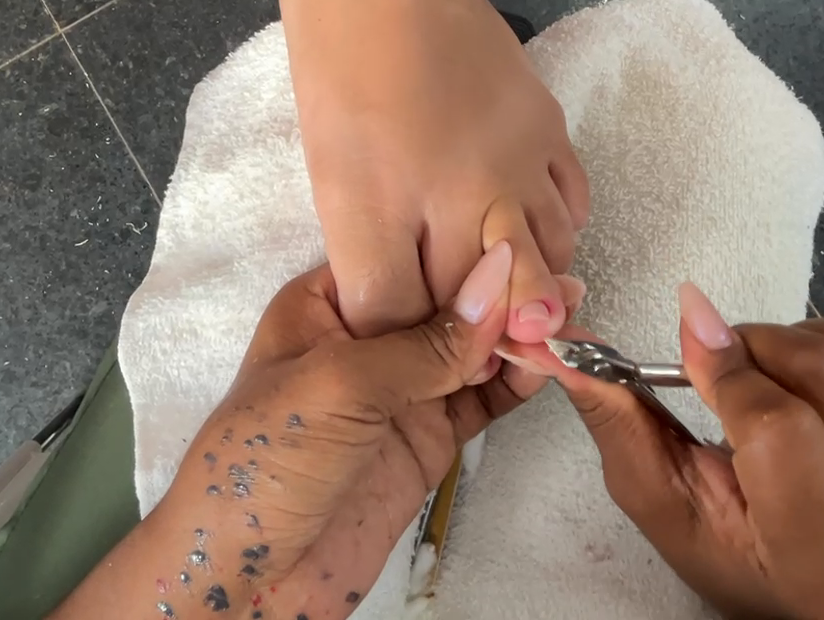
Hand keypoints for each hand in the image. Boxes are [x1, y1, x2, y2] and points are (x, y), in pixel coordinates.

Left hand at [51, 243, 546, 619]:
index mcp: (330, 302)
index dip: (462, 252)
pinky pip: (478, 401)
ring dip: (516, 339)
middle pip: (444, 305)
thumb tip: (501, 273)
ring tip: (571, 320)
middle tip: (564, 288)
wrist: (252, 579)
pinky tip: (549, 366)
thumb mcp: (341, 383)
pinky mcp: (426, 437)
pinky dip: (513, 385)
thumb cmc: (268, 458)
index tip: (522, 245)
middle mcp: (368, 336)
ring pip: (469, 352)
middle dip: (500, 297)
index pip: (406, 260)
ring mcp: (400, 389)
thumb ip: (427, 340)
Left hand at [277, 0, 589, 341]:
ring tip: (491, 287)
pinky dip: (553, 228)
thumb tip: (397, 335)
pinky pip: (569, 194)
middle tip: (460, 334)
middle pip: (520, 292)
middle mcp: (511, 190)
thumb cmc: (342, 75)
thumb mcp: (339, 185)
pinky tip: (525, 228)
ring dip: (524, 280)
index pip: (460, 321)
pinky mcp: (544, 112)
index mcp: (454, 214)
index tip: (425, 359)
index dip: (441, 349)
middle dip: (490, 326)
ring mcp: (535, 146)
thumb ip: (377, 273)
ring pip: (550, 247)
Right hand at [516, 285, 823, 619]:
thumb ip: (615, 421)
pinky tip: (816, 387)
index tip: (686, 324)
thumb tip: (568, 345)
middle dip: (754, 347)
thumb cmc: (731, 550)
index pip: (781, 429)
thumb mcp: (658, 500)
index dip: (724, 365)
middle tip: (723, 366)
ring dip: (794, 342)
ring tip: (769, 382)